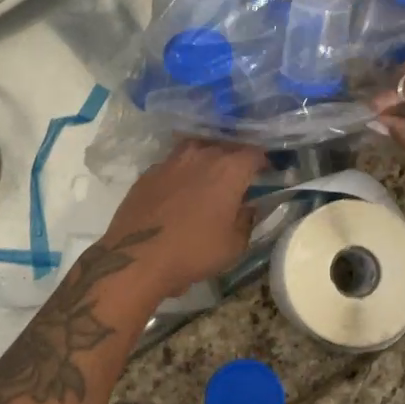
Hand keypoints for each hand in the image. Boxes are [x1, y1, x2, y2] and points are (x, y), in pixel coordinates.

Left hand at [99, 139, 266, 299]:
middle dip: (235, 157)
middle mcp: (201, 155)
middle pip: (225, 145)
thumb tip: (248, 208)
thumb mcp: (234, 245)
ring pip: (196, 149)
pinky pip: (173, 164)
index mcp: (229, 169)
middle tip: (239, 177)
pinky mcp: (148, 172)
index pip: (255, 152)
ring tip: (209, 178)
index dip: (264, 162)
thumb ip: (246, 220)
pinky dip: (181, 172)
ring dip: (206, 160)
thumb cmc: (194, 251)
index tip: (267, 174)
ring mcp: (170, 161)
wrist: (137, 257)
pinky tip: (180, 190)